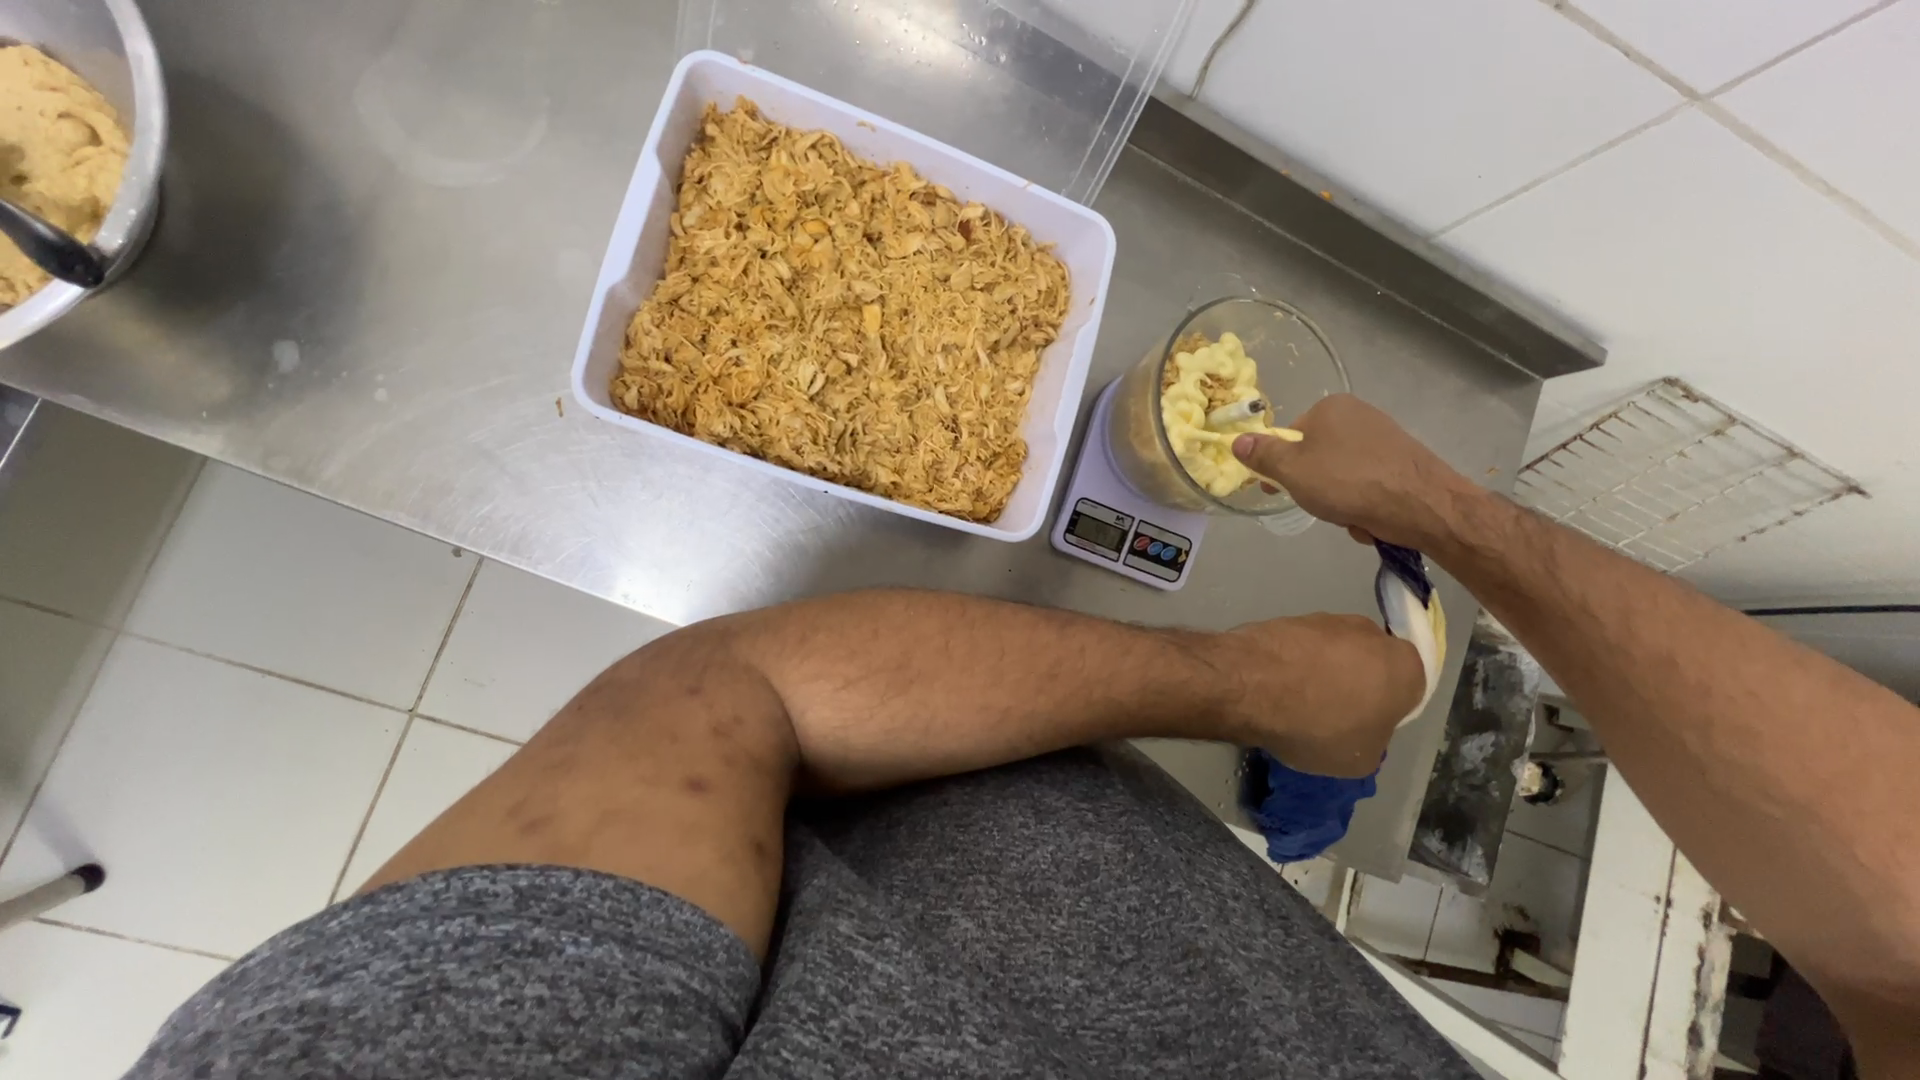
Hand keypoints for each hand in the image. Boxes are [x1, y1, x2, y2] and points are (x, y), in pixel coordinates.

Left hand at [1218, 614, 1424, 776]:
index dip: (1381, 712)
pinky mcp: (1287, 617)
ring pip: (1331, 653)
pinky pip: (1297, 647)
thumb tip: (1357, 726)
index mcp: (1405, 666)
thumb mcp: (1361, 760)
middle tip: (1325, 715)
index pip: (1405, 691)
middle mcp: (1371, 633)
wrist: (1252, 684)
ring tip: (1291, 702)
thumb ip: (1372, 739)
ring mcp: (1326, 620)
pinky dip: (1289, 664)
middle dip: (1351, 686)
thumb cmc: (1319, 726)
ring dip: (1317, 673)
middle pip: (1367, 665)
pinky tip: (1271, 687)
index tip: (1358, 727)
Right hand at [1232, 394, 1471, 551]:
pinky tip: (1371, 517)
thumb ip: (1262, 455)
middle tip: (1322, 506)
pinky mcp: (1403, 461)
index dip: (1280, 467)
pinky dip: (1363, 502)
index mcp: (1331, 408)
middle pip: (1316, 456)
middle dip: (1314, 487)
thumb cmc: (1348, 482)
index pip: (1290, 437)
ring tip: (1350, 515)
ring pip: (1341, 475)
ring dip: (1339, 500)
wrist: (1422, 504)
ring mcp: (1384, 437)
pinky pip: (1367, 484)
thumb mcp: (1293, 471)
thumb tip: (1236, 440)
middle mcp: (1359, 414)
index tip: (1280, 491)